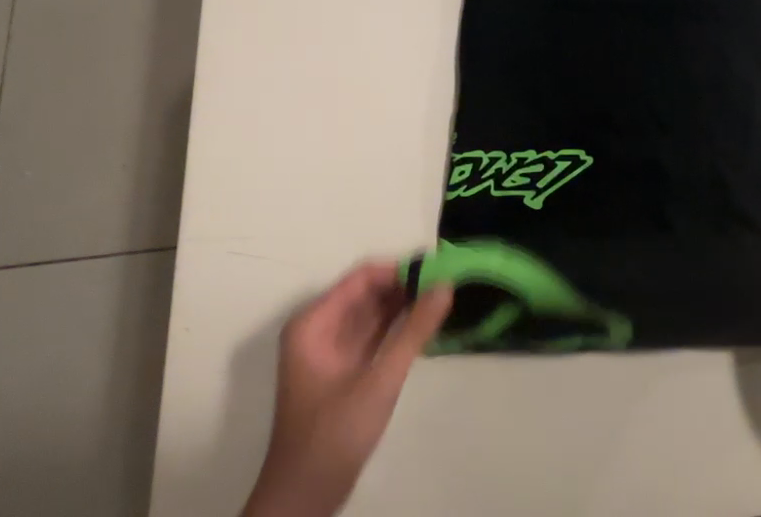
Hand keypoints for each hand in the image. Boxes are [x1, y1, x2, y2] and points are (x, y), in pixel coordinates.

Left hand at [242, 262, 453, 516]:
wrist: (305, 495)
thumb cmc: (334, 432)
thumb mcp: (380, 379)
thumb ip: (414, 330)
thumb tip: (447, 283)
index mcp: (314, 323)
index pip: (364, 277)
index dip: (402, 268)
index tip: (444, 266)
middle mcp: (321, 328)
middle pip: (370, 291)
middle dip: (409, 284)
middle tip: (454, 278)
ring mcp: (333, 349)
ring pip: (376, 311)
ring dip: (409, 303)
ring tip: (449, 294)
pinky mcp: (348, 367)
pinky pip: (378, 333)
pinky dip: (402, 325)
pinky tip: (432, 322)